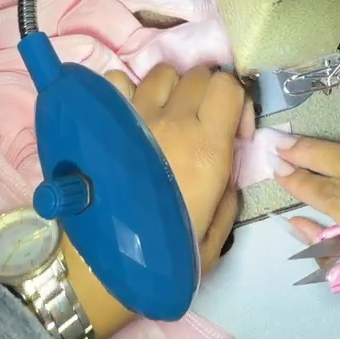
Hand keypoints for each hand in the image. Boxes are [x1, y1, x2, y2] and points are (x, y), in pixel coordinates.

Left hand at [62, 66, 248, 337]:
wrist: (104, 266)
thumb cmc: (166, 255)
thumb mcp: (216, 234)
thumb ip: (229, 194)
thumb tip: (226, 168)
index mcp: (206, 147)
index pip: (228, 86)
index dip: (236, 101)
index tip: (233, 130)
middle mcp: (172, 122)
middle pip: (198, 74)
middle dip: (206, 93)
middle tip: (201, 123)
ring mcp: (134, 117)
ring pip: (162, 72)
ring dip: (171, 89)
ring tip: (167, 117)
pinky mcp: (103, 122)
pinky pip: (117, 83)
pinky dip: (126, 91)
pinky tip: (131, 115)